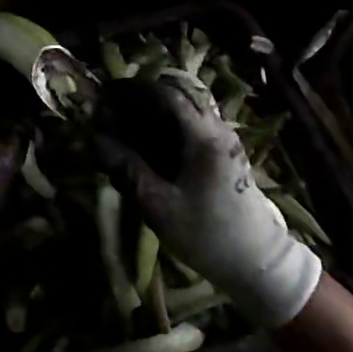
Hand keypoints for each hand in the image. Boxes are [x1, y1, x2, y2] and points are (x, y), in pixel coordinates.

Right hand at [94, 71, 321, 327]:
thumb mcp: (159, 206)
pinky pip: (194, 120)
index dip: (134, 89)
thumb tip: (95, 140)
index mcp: (204, 138)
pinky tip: (151, 139)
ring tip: (129, 122)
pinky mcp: (225, 150)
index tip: (108, 95)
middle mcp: (218, 128)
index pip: (167, 94)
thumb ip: (128, 169)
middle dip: (145, 94)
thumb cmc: (207, 235)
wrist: (257, 262)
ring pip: (188, 104)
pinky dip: (170, 119)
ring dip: (158, 106)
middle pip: (179, 91)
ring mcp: (225, 137)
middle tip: (116, 108)